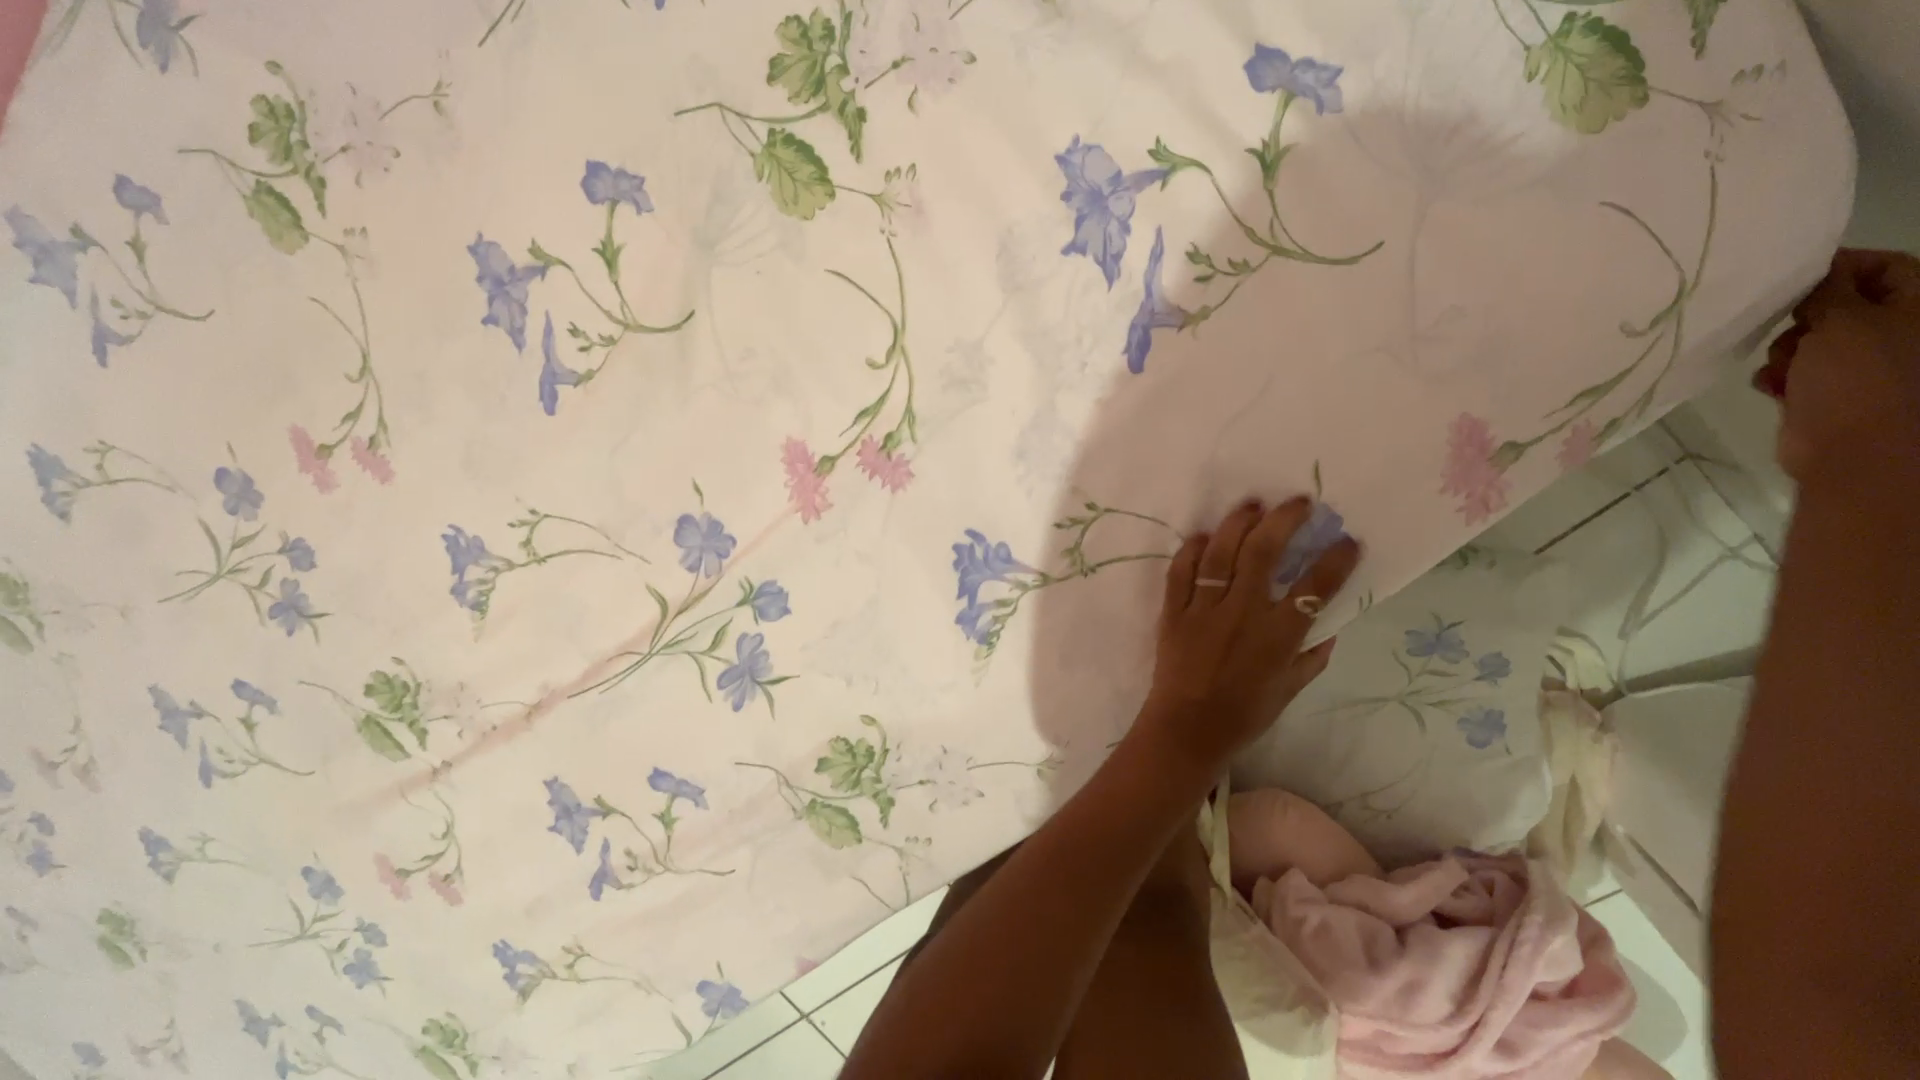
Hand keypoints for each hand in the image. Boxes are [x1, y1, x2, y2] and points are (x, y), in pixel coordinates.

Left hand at [1138, 498, 1359, 770]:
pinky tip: (1204, 536)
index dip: (1335, 561)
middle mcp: (1242, 613)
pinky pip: (1180, 573)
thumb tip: (1330, 629)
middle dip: (1284, 520)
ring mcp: (1204, 609)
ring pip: (1220, 554)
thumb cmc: (1244, 714)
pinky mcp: (1173, 612)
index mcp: (1277, 635)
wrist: (1187, 729)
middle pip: (1263, 552)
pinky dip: (1192, 551)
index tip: (1348, 540)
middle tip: (1298, 502)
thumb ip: (1311, 658)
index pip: (1315, 588)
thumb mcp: (1288, 690)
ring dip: (1237, 523)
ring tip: (1252, 505)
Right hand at [1759, 249, 1919, 481]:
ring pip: (1816, 341)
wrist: (1855, 456)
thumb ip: (1828, 290)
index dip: (1842, 267)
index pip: (1886, 268)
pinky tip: (1771, 385)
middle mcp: (1898, 335)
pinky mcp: (1833, 396)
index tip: (1797, 277)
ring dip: (1788, 348)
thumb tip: (1818, 269)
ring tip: (1779, 364)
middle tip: (1786, 325)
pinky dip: (1782, 376)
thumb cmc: (1858, 380)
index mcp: (1918, 311)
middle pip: (1844, 306)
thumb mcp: (1842, 321)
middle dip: (1806, 315)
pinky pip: (1801, 373)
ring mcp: (1866, 368)